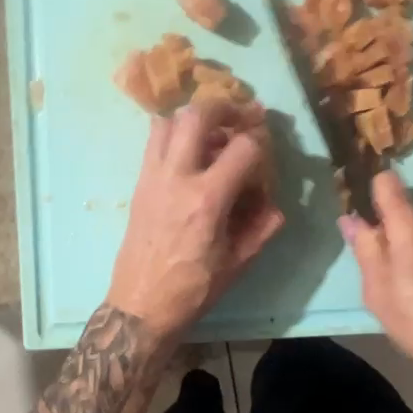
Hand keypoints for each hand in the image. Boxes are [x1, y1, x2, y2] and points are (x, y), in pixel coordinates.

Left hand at [106, 103, 285, 339]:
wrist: (140, 306)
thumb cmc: (193, 289)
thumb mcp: (239, 262)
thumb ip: (263, 225)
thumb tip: (273, 199)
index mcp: (207, 200)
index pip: (243, 147)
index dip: (262, 142)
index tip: (267, 151)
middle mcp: (177, 178)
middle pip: (198, 115)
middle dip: (226, 107)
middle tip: (243, 115)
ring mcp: (153, 176)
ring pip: (169, 120)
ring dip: (196, 116)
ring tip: (214, 130)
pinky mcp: (139, 182)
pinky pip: (154, 140)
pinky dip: (174, 132)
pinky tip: (191, 150)